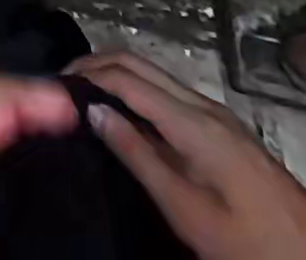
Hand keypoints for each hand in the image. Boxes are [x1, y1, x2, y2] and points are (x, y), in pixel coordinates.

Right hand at [66, 52, 305, 259]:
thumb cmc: (252, 245)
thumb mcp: (188, 211)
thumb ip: (138, 156)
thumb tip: (93, 110)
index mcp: (193, 121)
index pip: (126, 77)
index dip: (87, 72)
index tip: (53, 83)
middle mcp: (203, 105)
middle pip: (139, 63)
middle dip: (96, 64)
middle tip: (61, 84)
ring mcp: (217, 114)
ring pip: (153, 74)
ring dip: (115, 74)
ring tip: (83, 95)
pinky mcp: (223, 128)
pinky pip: (168, 91)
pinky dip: (136, 89)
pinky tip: (123, 112)